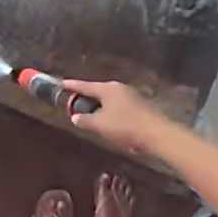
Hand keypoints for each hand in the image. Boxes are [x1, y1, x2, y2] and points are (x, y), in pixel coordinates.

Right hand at [61, 79, 175, 151]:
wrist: (155, 133)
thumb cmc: (124, 126)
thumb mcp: (100, 125)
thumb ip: (85, 120)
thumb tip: (75, 117)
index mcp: (107, 89)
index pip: (85, 85)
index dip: (73, 85)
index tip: (62, 83)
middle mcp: (119, 88)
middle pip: (98, 91)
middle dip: (87, 97)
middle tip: (76, 103)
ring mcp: (131, 95)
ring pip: (109, 99)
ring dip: (99, 107)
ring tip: (92, 116)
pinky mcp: (139, 105)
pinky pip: (118, 106)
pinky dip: (110, 112)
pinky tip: (110, 123)